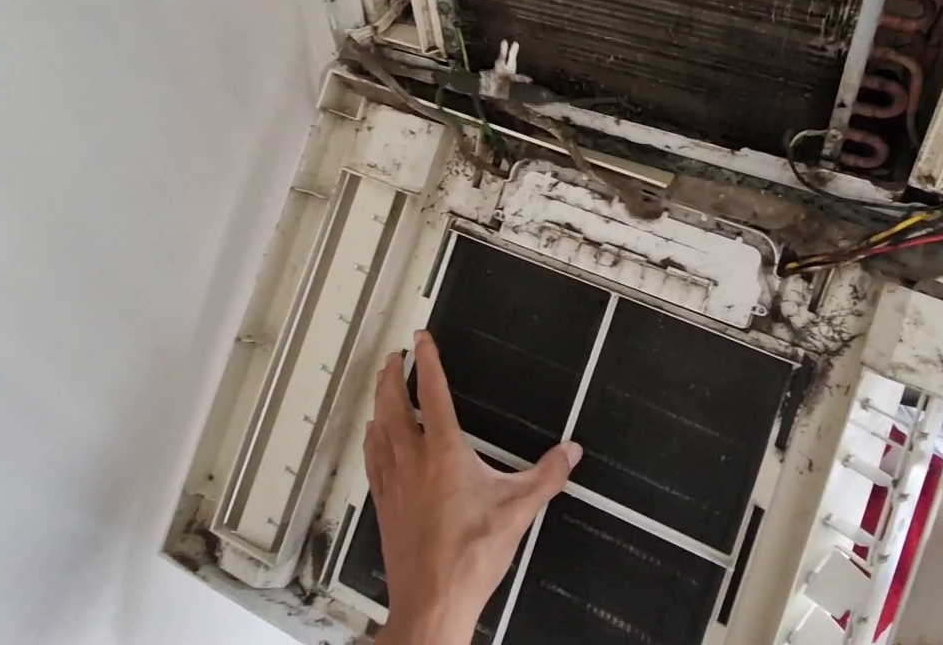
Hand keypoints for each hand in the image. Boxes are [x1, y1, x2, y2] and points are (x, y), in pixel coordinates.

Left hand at [366, 330, 581, 644]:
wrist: (433, 603)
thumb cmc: (471, 557)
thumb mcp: (518, 511)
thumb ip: (547, 476)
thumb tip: (570, 452)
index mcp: (444, 453)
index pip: (432, 393)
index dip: (428, 361)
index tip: (421, 339)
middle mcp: (413, 461)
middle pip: (395, 405)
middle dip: (393, 376)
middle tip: (395, 357)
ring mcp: (395, 483)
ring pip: (380, 430)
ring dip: (379, 403)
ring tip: (381, 390)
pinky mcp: (385, 506)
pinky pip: (373, 461)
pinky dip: (373, 441)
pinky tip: (374, 440)